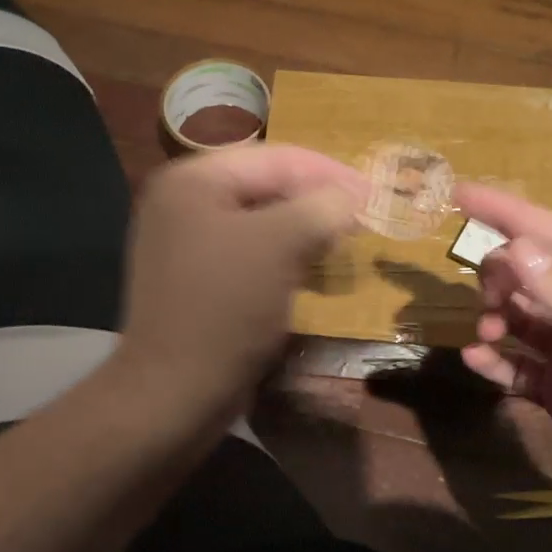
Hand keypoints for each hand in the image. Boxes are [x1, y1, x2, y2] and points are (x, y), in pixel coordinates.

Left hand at [119, 145, 365, 411]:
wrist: (175, 392)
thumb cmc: (225, 308)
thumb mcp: (280, 246)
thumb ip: (321, 208)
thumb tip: (353, 195)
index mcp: (192, 181)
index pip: (275, 158)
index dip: (331, 172)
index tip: (376, 193)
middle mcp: (181, 205)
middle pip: (265, 189)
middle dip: (316, 204)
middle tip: (364, 221)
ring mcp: (183, 248)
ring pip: (258, 227)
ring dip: (303, 235)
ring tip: (344, 247)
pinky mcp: (194, 286)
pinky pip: (247, 260)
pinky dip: (281, 263)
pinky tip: (310, 277)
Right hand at [458, 185, 551, 543]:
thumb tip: (515, 249)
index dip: (511, 213)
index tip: (458, 193)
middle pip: (538, 274)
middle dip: (502, 275)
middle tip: (487, 298)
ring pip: (523, 318)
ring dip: (496, 317)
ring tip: (485, 333)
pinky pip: (519, 368)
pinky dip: (495, 361)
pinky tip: (477, 362)